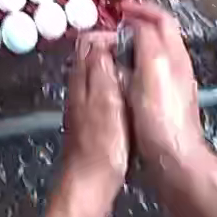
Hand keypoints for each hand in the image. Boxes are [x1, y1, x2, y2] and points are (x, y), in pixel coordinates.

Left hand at [60, 30, 128, 205]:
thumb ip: (101, 67)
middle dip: (113, 48)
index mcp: (81, 75)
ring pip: (97, 72)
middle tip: (138, 56)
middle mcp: (78, 84)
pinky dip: (115, 86)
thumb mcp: (106, 98)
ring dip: (115, 68)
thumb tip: (101, 40)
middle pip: (90, 53)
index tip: (133, 42)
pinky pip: (101, 90)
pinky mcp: (90, 118)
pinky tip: (131, 98)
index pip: (89, 39)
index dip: (111, 35)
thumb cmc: (103, 140)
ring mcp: (82, 101)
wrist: (90, 180)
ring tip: (138, 74)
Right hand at [119, 0, 210, 179]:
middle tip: (114, 25)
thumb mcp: (151, 68)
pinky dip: (135, 63)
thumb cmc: (159, 116)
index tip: (118, 9)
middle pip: (160, 32)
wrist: (175, 159)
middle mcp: (177, 64)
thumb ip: (145, 40)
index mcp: (173, 54)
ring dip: (135, 43)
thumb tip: (135, 25)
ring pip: (154, 51)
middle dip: (138, 23)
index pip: (160, 18)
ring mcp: (174, 83)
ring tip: (113, 46)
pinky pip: (150, 70)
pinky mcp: (166, 101)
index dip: (140, 9)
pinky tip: (121, 75)